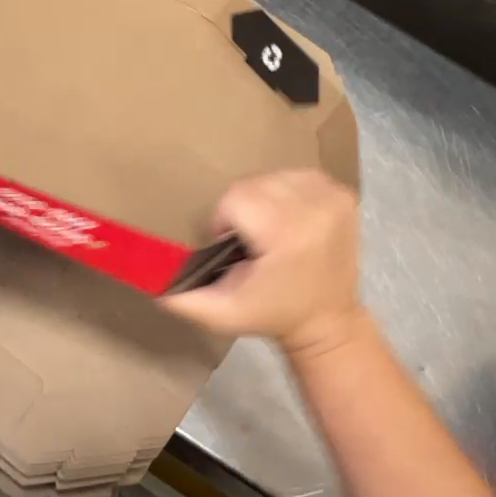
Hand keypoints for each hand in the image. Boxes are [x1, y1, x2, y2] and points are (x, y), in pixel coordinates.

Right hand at [163, 169, 373, 361]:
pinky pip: (298, 176)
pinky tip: (288, 220)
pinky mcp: (344, 195)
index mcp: (287, 234)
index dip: (225, 221)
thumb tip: (151, 280)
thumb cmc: (273, 315)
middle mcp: (315, 209)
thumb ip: (183, 299)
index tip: (232, 247)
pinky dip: (286, 193)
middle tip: (250, 242)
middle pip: (253, 183)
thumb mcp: (222, 314)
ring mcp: (333, 198)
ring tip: (269, 230)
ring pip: (274, 175)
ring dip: (264, 198)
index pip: (236, 198)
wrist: (328, 321)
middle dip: (243, 209)